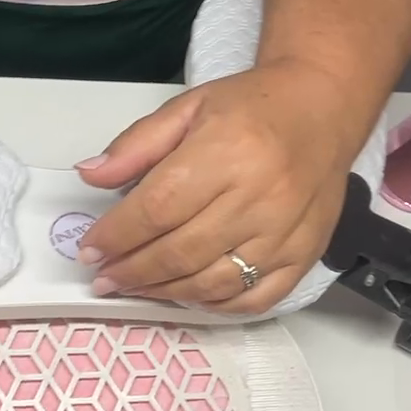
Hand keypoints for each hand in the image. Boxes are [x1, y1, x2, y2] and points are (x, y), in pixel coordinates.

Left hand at [75, 64, 367, 314]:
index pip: (158, 208)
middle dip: (132, 271)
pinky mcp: (305, 254)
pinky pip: (254, 297)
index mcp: (227, 152)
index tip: (89, 251)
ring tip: (133, 288)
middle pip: (180, 251)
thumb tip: (88, 175)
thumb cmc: (250, 108)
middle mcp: (260, 196)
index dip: (117, 236)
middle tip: (104, 278)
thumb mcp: (186, 109)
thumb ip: (135, 145)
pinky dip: (214, 304)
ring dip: (164, 292)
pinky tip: (184, 294)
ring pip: (213, 281)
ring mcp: (285, 232)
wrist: (322, 107)